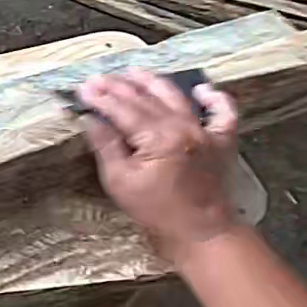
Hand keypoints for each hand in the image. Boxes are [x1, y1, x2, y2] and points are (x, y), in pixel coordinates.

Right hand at [76, 70, 241, 260]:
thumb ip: (107, 146)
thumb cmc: (157, 213)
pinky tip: (201, 90)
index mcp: (158, 137)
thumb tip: (92, 119)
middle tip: (99, 79)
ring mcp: (206, 131)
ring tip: (134, 73)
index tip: (83, 88)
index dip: (100, 97)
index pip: (122, 109)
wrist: (202, 234)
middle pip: (146, 98)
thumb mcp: (120, 182)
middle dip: (119, 86)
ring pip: (176, 96)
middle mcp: (183, 126)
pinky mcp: (222, 141)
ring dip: (153, 82)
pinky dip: (214, 98)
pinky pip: (223, 112)